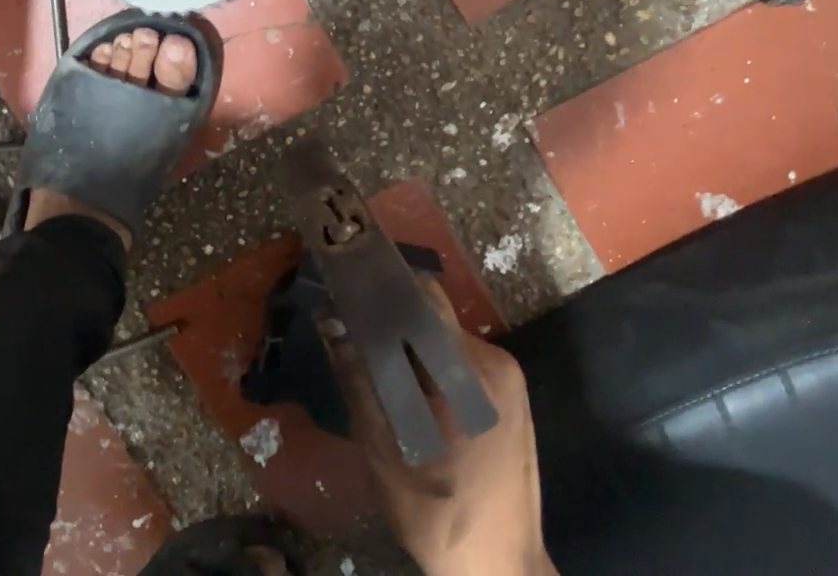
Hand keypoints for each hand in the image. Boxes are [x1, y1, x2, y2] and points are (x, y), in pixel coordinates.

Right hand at [329, 282, 555, 575]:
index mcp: (470, 371)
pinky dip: (425, 366)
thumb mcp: (384, 450)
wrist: (501, 569)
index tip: (342, 288)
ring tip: (369, 363)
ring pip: (441, 339)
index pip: (421, 298)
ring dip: (405, 346)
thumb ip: (358, 379)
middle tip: (348, 333)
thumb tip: (330, 322)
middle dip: (388, 321)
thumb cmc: (438, 513)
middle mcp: (494, 363)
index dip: (379, 290)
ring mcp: (506, 380)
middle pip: (431, 317)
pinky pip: (456, 361)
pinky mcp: (507, 398)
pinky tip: (403, 391)